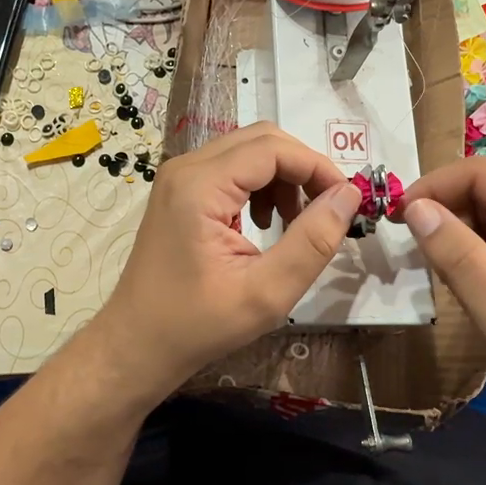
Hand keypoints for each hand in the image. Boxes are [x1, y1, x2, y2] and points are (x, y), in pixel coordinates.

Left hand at [92, 122, 360, 392]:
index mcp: (199, 185)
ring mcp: (179, 176)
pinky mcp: (180, 190)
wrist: (136, 343)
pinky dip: (261, 187)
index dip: (316, 166)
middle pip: (261, 140)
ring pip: (248, 151)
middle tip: (327, 211)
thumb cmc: (197, 325)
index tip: (347, 201)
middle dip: (302, 168)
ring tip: (296, 225)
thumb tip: (349, 195)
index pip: (272, 148)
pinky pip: (231, 169)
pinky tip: (267, 225)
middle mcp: (186, 167)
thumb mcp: (266, 292)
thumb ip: (311, 241)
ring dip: (283, 178)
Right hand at [399, 159, 485, 432]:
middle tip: (413, 253)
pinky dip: (477, 254)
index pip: (479, 173)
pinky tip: (471, 285)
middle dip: (444, 214)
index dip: (432, 188)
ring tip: (442, 275)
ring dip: (459, 237)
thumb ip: (459, 259)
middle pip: (484, 189)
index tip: (395, 220)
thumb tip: (414, 208)